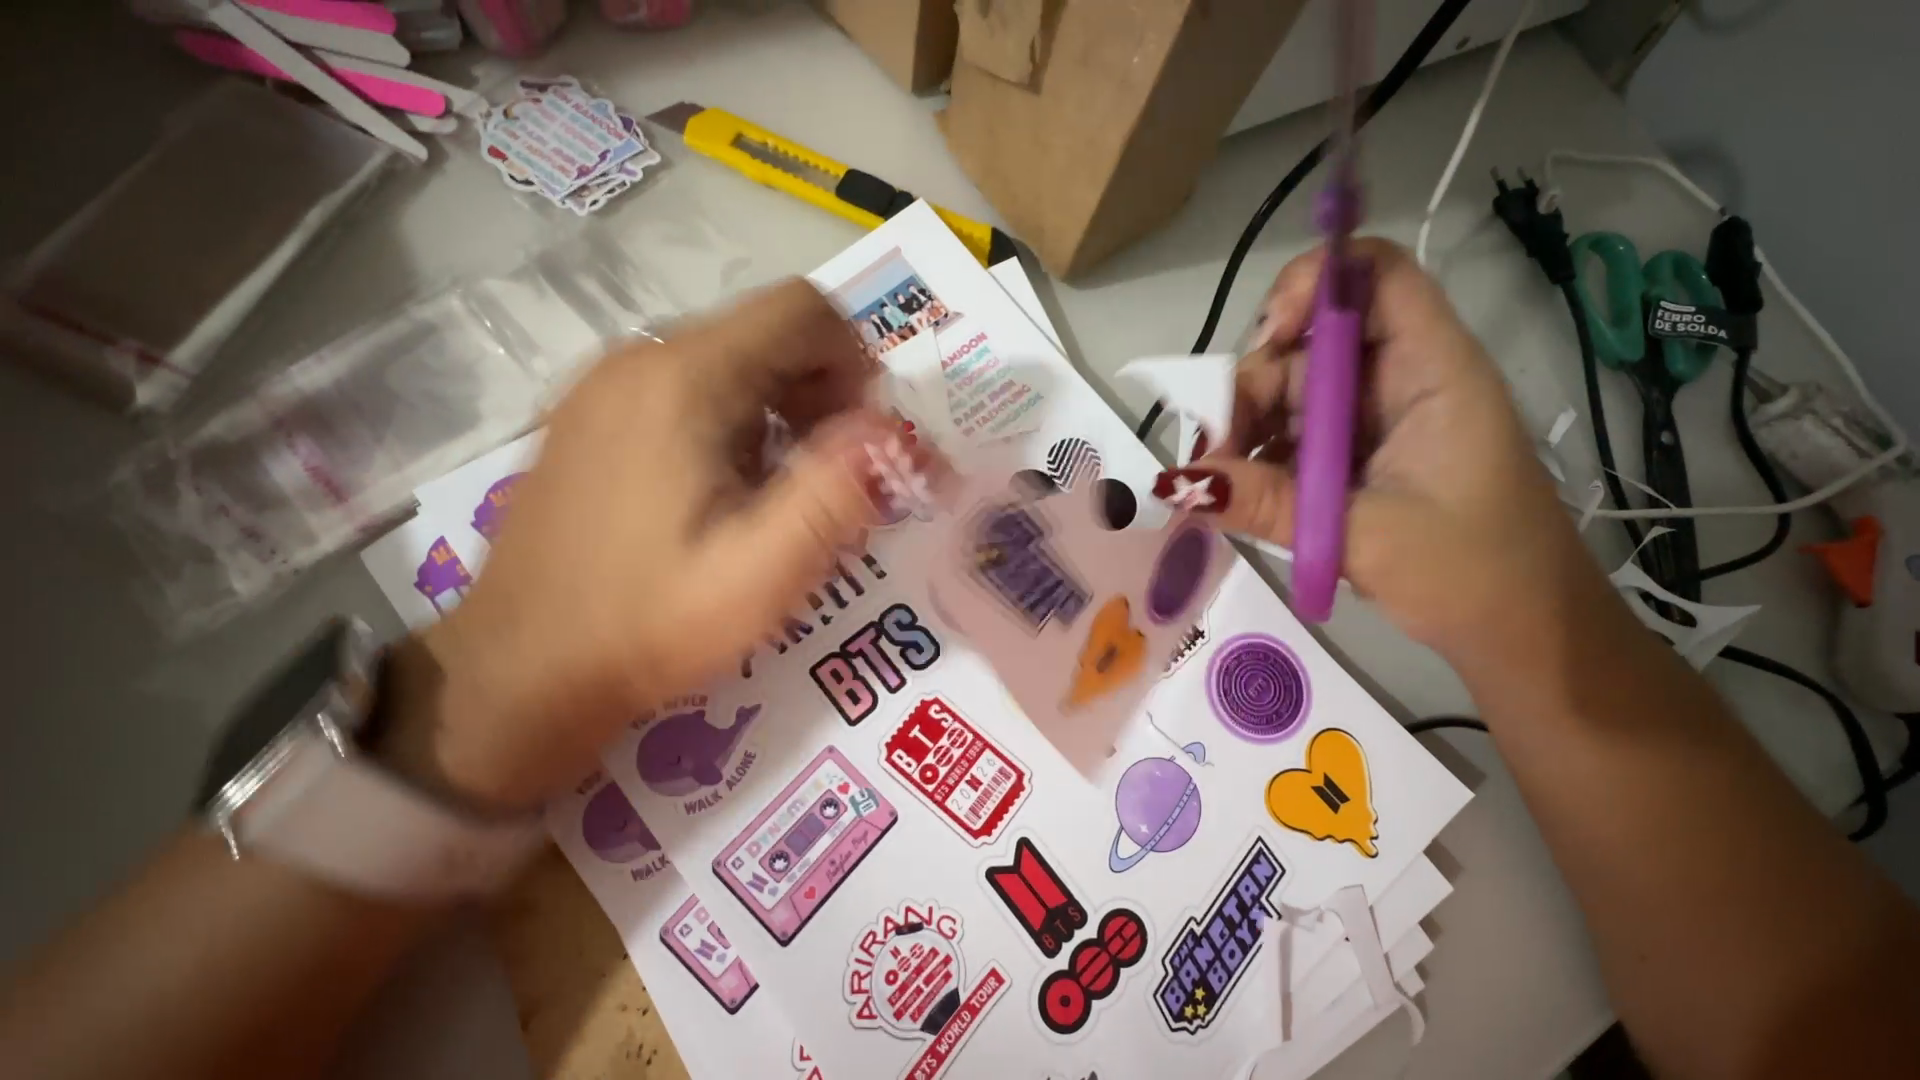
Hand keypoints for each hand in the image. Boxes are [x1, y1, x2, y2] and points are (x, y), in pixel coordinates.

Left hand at [392, 281, 941, 810]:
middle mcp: (637, 359)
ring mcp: (601, 385)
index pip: (804, 309)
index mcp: (683, 379)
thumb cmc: (647, 626)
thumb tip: (898, 431)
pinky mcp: (586, 416)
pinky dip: (730, 421)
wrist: (516, 675)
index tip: (861, 441)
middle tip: (827, 479)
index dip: (857, 363)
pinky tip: (721, 495)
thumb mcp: (761, 575)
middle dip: (821, 392)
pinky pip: (684, 388)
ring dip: (779, 410)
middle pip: (766, 331)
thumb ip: (837, 493)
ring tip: (777, 495)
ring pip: (727, 359)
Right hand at [1153, 239, 1610, 657]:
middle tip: (1217, 450)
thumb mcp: (1361, 535)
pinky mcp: (1359, 457)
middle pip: (1311, 342)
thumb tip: (1176, 482)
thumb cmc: (1472, 574)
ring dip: (1248, 428)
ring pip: (1294, 391)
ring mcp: (1377, 419)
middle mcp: (1400, 379)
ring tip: (1221, 485)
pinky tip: (1240, 493)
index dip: (1314, 283)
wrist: (1523, 631)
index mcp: (1430, 370)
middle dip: (1255, 384)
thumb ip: (1267, 502)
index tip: (1265, 340)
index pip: (1374, 276)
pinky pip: (1297, 435)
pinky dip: (1262, 458)